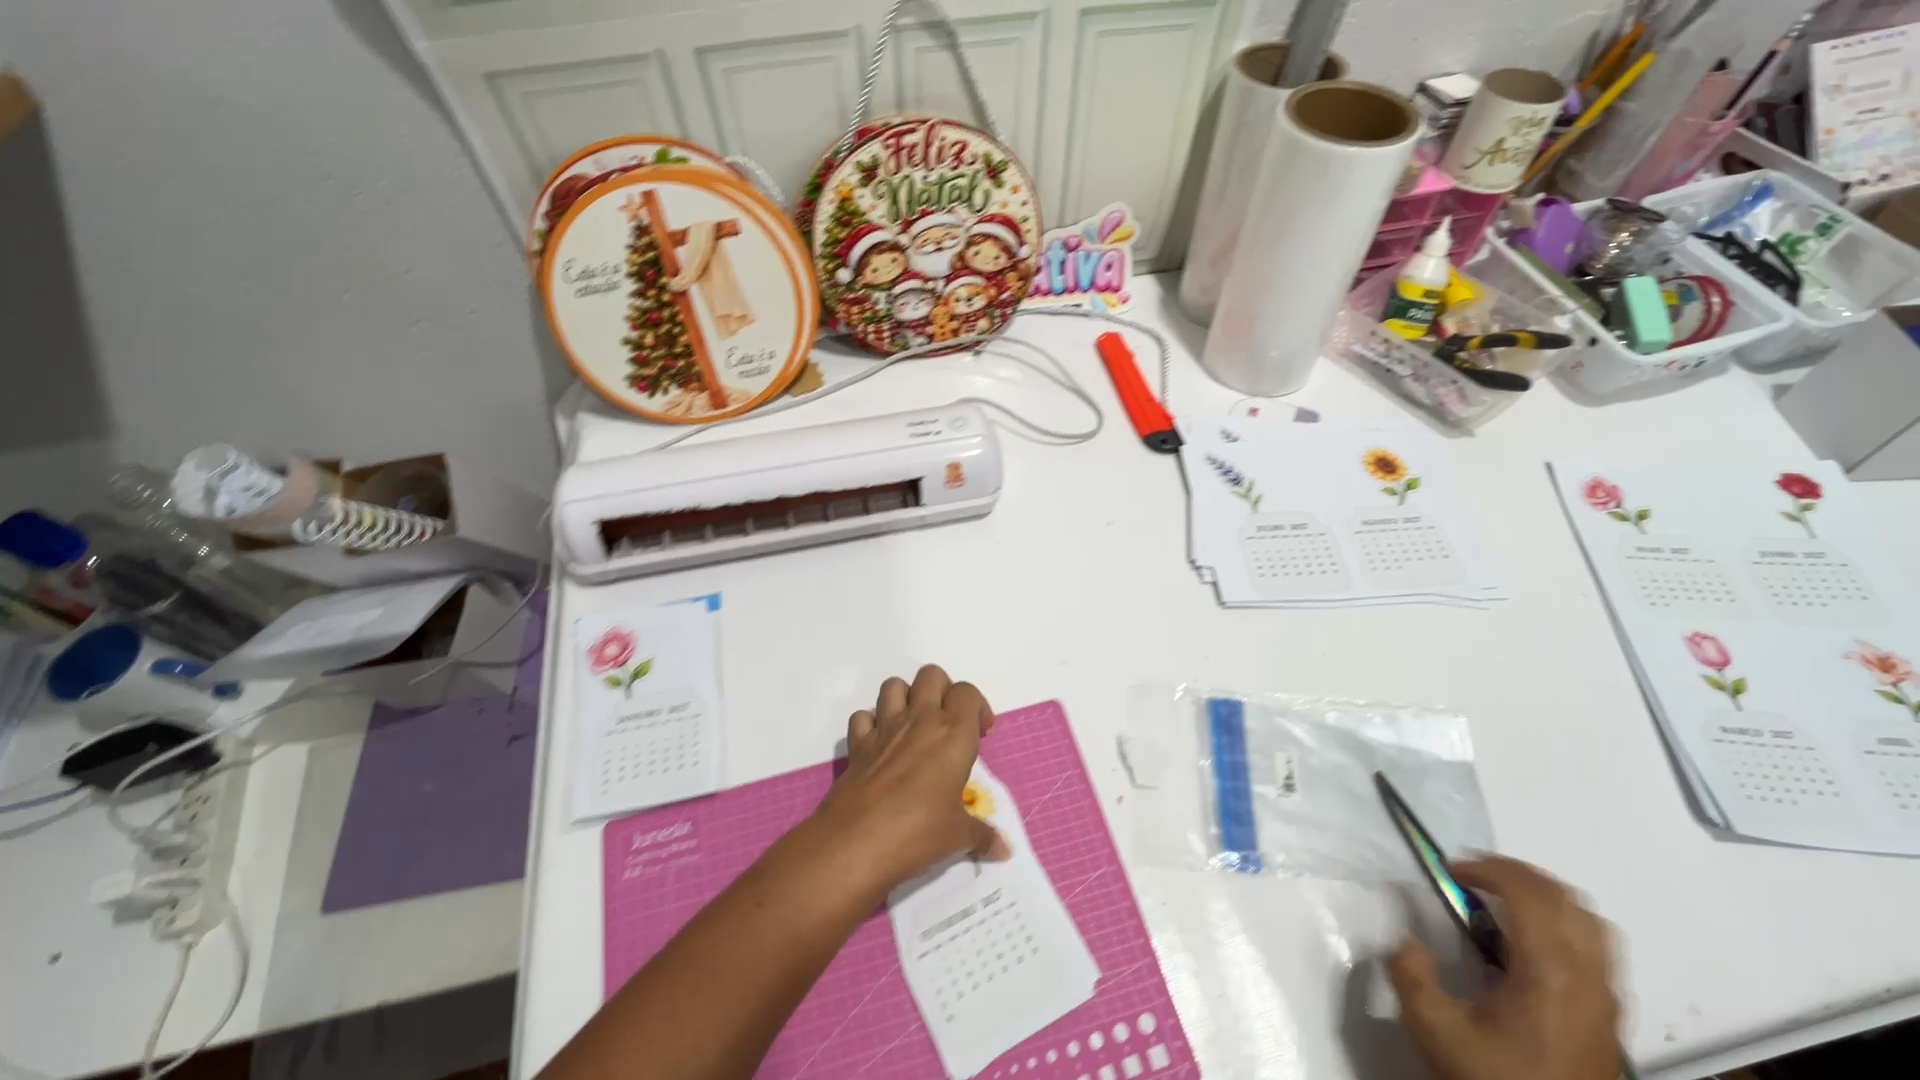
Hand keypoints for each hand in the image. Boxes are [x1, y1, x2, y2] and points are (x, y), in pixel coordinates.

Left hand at [814, 664, 1008, 891]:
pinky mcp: (857, 745)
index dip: (978, 707)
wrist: (857, 842)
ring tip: (915, 728)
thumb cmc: (919, 833)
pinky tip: (881, 746)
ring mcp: (884, 729)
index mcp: (953, 734)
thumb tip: (1004, 849)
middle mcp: (919, 720)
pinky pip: (863, 716)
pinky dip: (871, 723)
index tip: (981, 733)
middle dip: (943, 690)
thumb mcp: (958, 836)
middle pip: (931, 676)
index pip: (968, 693)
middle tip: (949, 724)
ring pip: (894, 685)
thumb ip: (982, 835)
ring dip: (906, 698)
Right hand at [1389, 856, 1621, 1079]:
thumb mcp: (1435, 1031)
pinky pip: (1597, 947)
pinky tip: (1532, 946)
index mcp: (1548, 972)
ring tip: (1505, 902)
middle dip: (1516, 874)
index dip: (1488, 869)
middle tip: (1473, 877)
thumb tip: (1409, 941)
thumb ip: (1411, 976)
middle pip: (1564, 898)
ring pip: (1589, 920)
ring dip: (1545, 897)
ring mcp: (1606, 996)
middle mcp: (1587, 976)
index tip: (1450, 871)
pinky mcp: (1610, 1015)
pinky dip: (1564, 924)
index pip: (1529, 894)